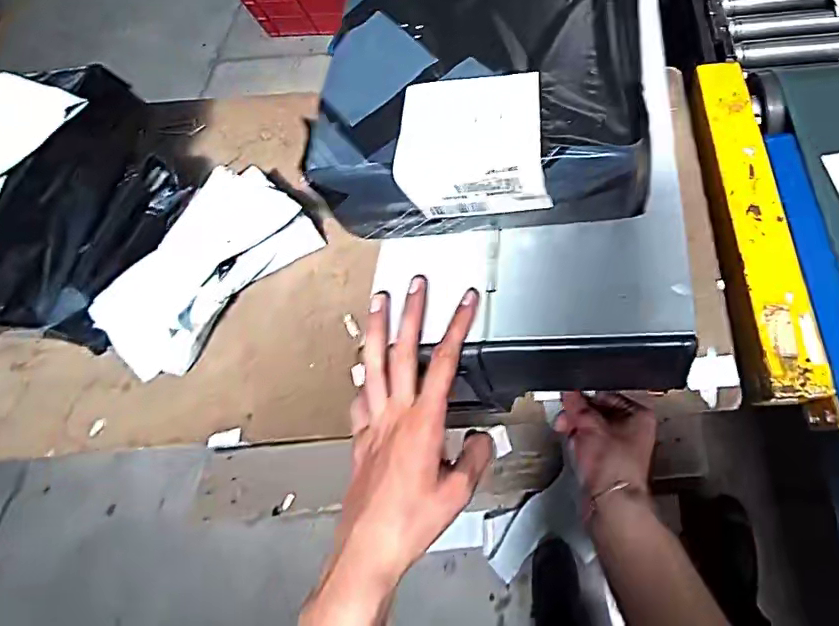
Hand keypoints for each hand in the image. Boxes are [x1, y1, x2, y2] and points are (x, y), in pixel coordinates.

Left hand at [301, 280, 492, 624]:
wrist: (366, 553)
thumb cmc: (408, 524)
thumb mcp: (458, 493)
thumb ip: (474, 458)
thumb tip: (479, 441)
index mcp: (423, 423)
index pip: (445, 362)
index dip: (458, 326)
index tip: (466, 302)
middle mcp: (395, 417)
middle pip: (403, 352)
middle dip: (412, 313)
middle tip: (416, 285)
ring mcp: (373, 425)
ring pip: (372, 366)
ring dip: (377, 330)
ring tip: (379, 303)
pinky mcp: (360, 440)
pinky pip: (360, 399)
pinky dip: (362, 377)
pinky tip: (361, 369)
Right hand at [554, 391, 656, 512]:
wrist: (612, 508)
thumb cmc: (610, 463)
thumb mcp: (590, 427)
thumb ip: (578, 407)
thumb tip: (569, 392)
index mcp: (639, 416)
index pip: (609, 396)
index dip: (587, 396)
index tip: (569, 397)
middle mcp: (633, 431)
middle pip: (600, 414)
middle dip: (578, 415)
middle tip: (563, 417)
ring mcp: (621, 449)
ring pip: (593, 431)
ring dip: (576, 429)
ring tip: (564, 430)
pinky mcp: (608, 466)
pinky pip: (591, 448)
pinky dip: (580, 445)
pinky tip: (571, 446)